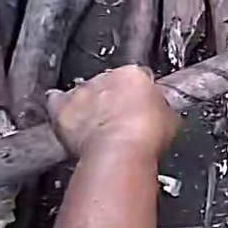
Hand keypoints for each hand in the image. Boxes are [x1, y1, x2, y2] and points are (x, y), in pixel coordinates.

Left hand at [43, 66, 178, 160]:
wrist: (119, 153)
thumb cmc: (147, 136)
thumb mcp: (171, 119)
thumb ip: (162, 107)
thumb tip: (160, 110)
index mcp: (134, 74)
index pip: (138, 77)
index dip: (141, 93)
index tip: (143, 106)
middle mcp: (105, 76)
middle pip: (109, 82)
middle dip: (114, 97)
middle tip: (121, 119)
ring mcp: (81, 91)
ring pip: (84, 91)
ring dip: (89, 104)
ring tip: (97, 125)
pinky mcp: (62, 108)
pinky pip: (56, 101)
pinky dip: (61, 108)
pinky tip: (68, 117)